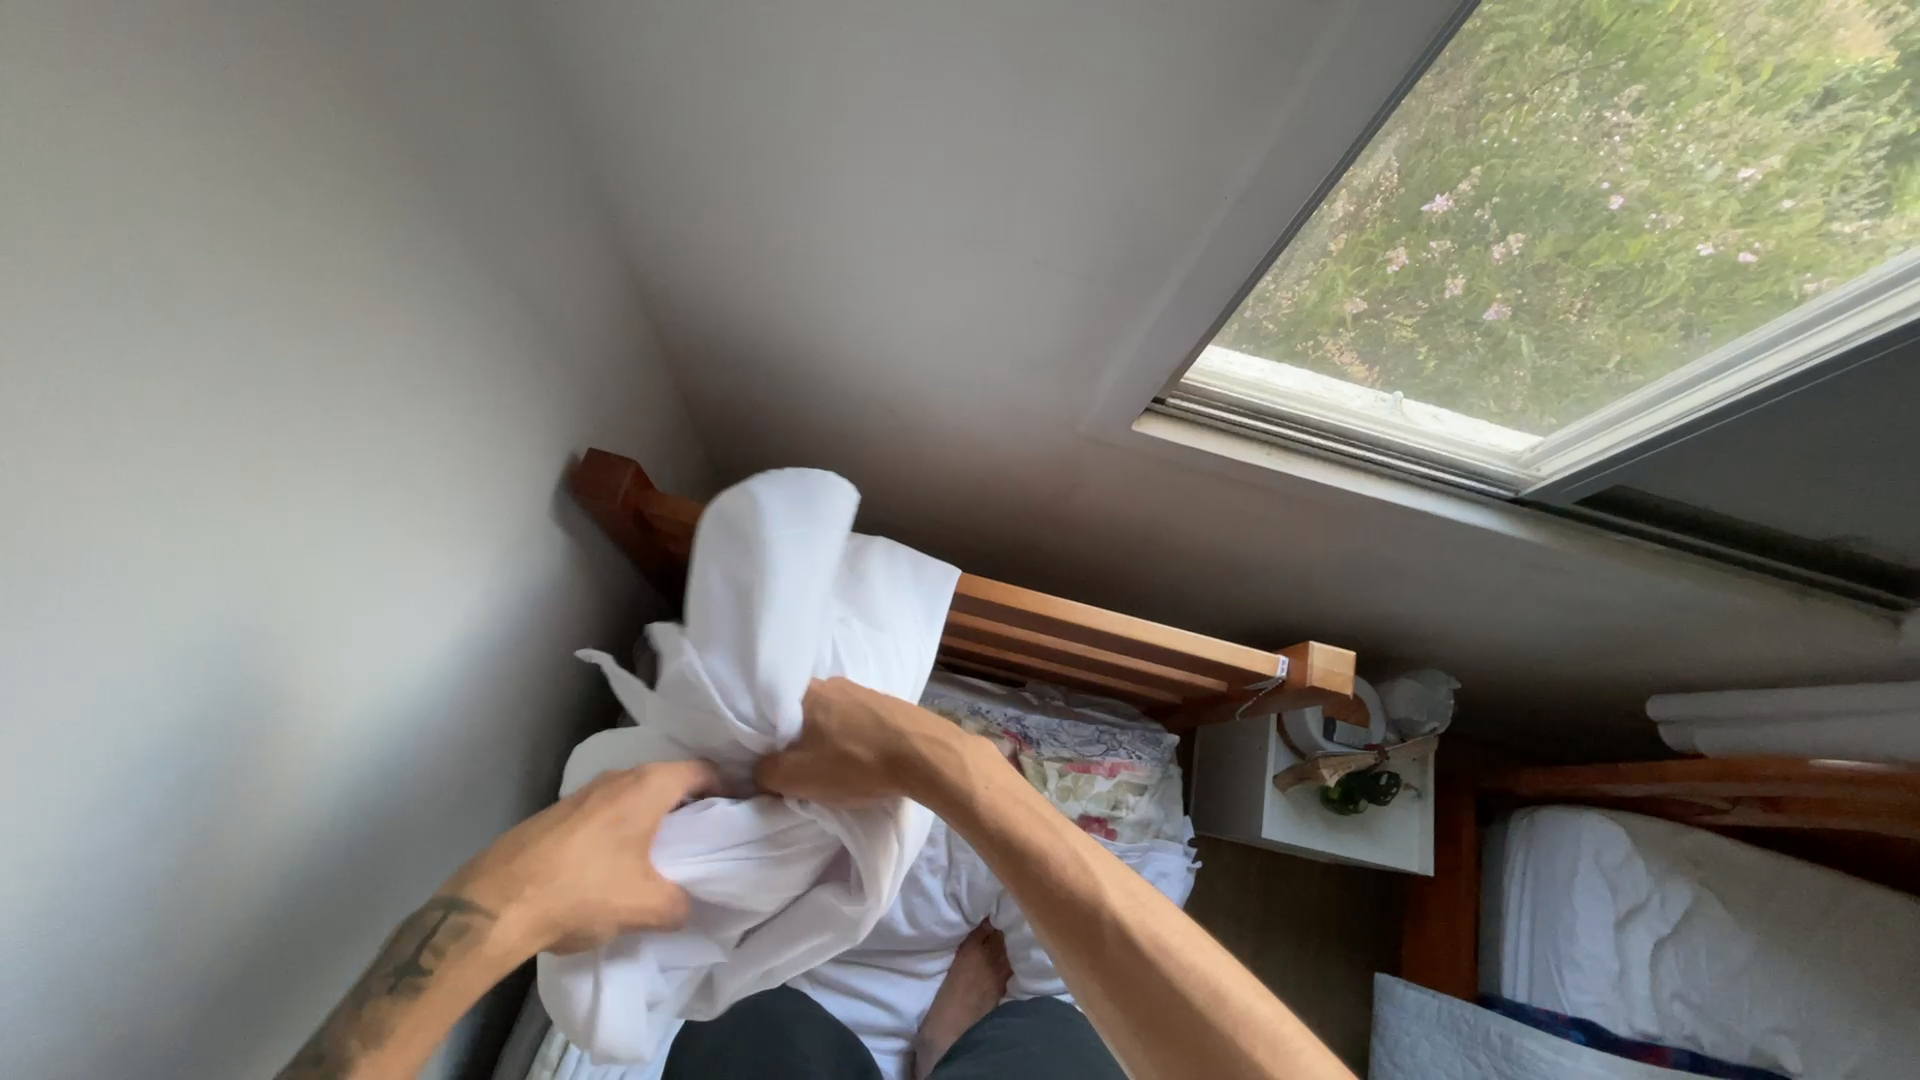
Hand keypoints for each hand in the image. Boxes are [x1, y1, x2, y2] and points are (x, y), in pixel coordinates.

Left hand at [441, 760, 717, 956]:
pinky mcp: (557, 814)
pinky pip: (607, 811)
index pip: (704, 769)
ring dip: (654, 817)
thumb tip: (684, 905)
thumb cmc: (582, 891)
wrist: (492, 906)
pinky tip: (617, 864)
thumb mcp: (646, 907)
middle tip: (706, 837)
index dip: (729, 787)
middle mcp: (618, 777)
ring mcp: (583, 793)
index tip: (739, 812)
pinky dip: (623, 828)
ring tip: (663, 854)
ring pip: (635, 795)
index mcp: (648, 785)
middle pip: (670, 779)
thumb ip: (680, 904)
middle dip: (692, 804)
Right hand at [754, 677, 980, 803]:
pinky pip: (857, 721)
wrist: (925, 754)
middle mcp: (833, 682)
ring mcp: (864, 690)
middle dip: (797, 739)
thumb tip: (759, 768)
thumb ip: (765, 771)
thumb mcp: (796, 778)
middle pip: (801, 713)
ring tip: (832, 766)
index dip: (765, 737)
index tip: (768, 759)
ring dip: (827, 739)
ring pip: (831, 716)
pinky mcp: (888, 704)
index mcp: (805, 691)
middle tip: (798, 767)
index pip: (770, 710)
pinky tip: (859, 757)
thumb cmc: (855, 762)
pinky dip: (853, 738)